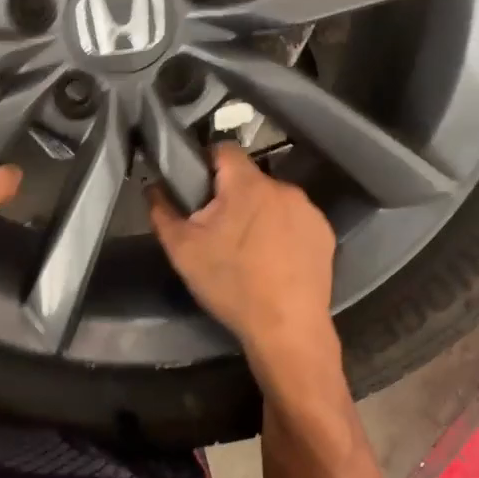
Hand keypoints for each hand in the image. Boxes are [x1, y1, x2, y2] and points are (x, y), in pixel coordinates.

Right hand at [148, 143, 337, 356]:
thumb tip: (154, 187)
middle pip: (248, 179)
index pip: (224, 149)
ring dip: (256, 214)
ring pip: (271, 200)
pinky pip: (294, 220)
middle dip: (229, 196)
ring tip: (243, 249)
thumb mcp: (181, 249)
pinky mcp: (325, 234)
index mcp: (248, 185)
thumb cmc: (230, 284)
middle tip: (214, 229)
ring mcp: (309, 212)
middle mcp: (284, 188)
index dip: (205, 162)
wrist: (286, 328)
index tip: (194, 188)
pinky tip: (271, 260)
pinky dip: (280, 231)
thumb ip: (162, 211)